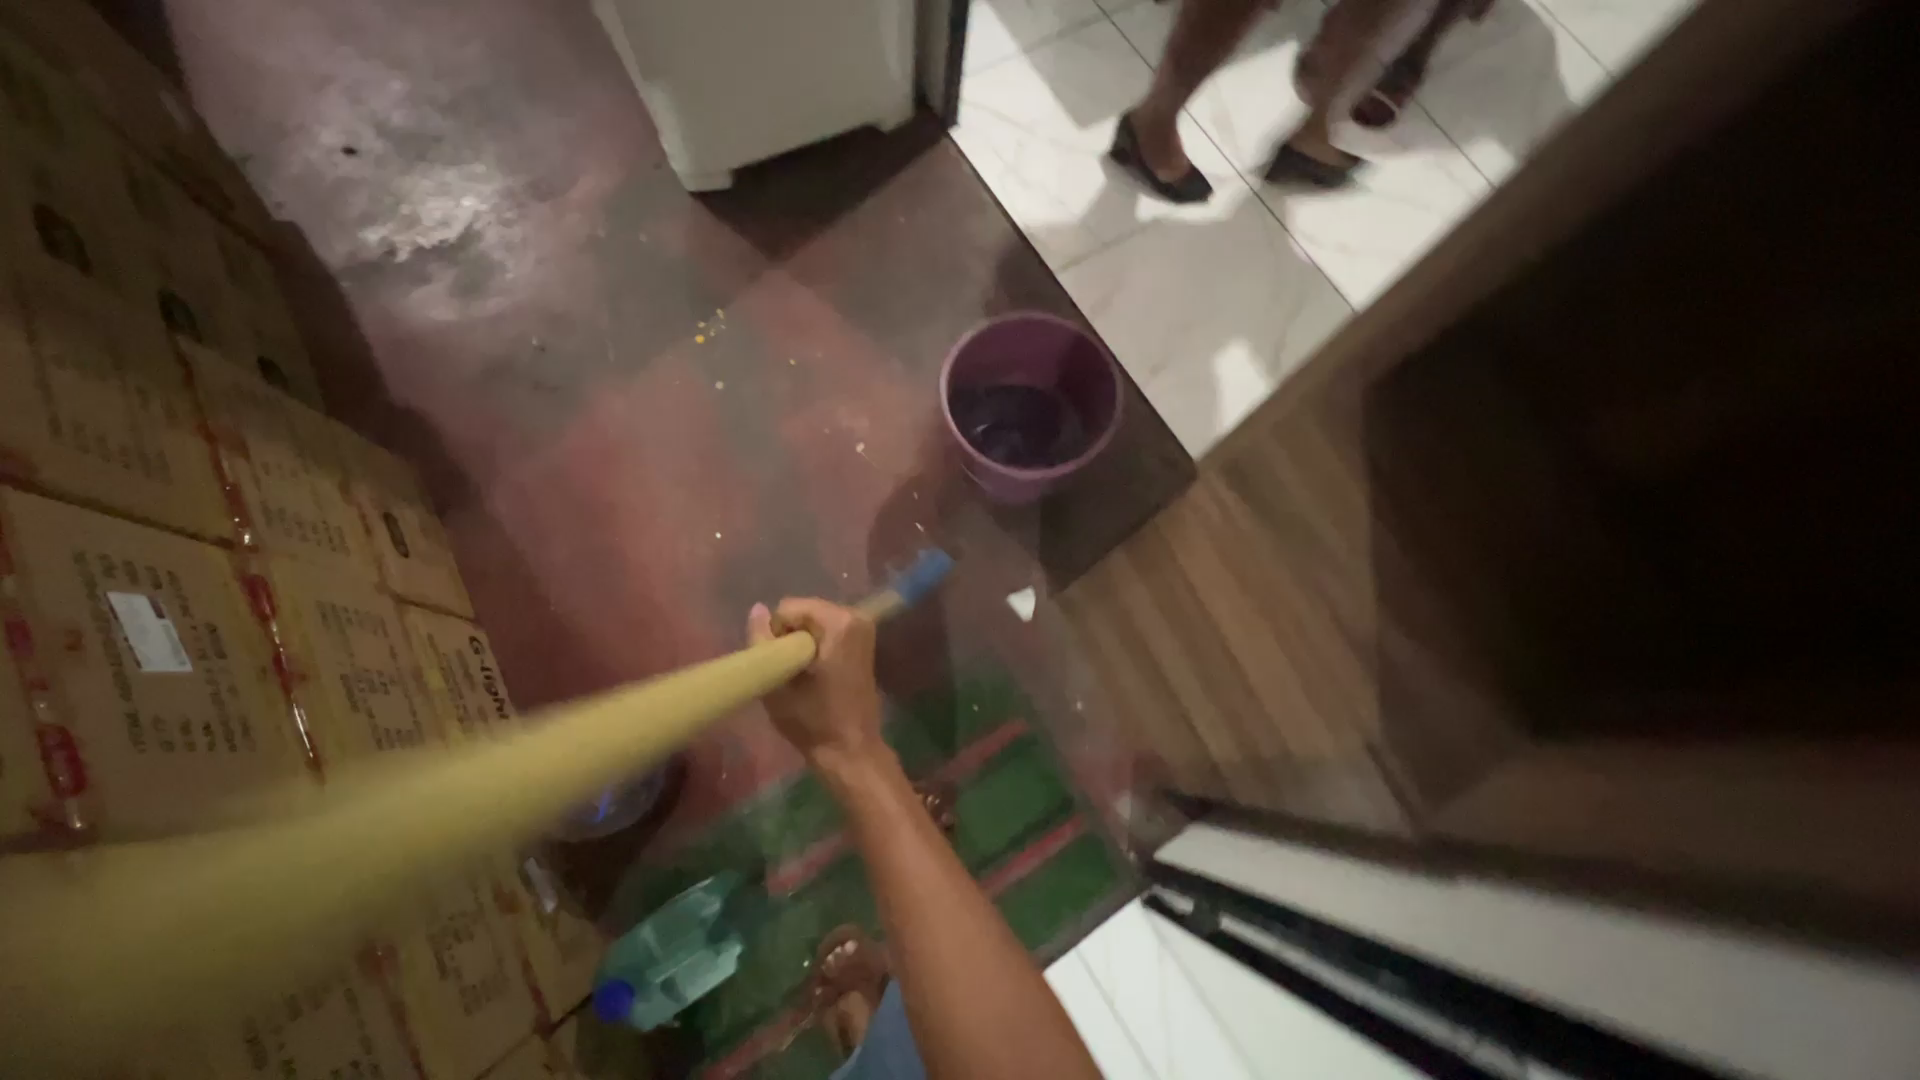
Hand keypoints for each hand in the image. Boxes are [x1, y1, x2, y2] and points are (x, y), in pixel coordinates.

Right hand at [748, 598, 884, 767]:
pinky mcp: (864, 641)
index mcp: (839, 622)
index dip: (776, 634)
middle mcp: (856, 617)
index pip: (789, 609)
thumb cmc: (812, 720)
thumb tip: (757, 608)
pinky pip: (827, 630)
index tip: (780, 665)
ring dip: (801, 641)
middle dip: (790, 635)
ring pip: (814, 620)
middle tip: (788, 670)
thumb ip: (762, 641)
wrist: (850, 748)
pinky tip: (814, 672)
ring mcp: (863, 628)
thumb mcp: (776, 683)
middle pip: (803, 611)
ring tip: (800, 674)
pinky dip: (816, 644)